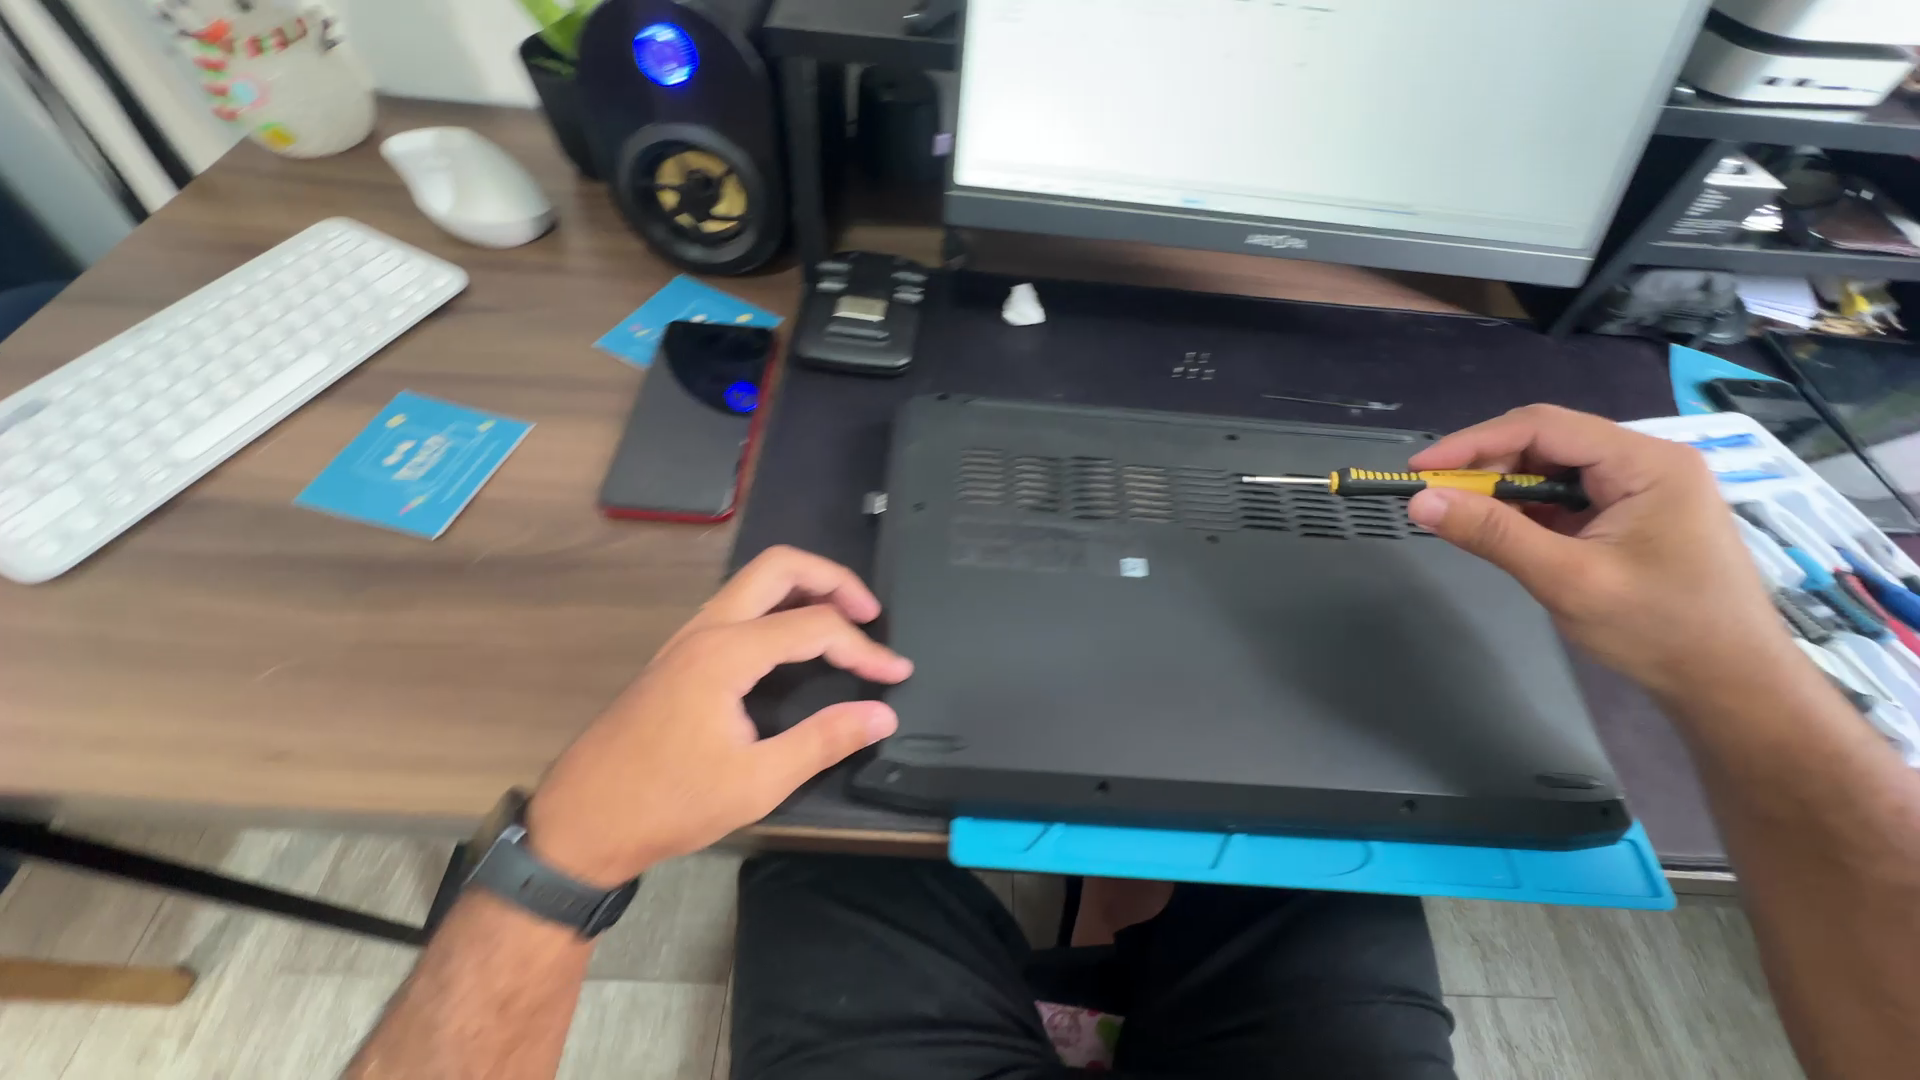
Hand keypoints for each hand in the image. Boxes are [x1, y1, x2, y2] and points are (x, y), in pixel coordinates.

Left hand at [525, 546, 911, 885]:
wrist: (581, 822)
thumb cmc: (669, 804)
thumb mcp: (758, 782)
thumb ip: (825, 740)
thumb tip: (883, 714)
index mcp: (726, 654)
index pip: (815, 626)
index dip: (864, 649)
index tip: (896, 675)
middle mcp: (706, 629)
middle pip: (779, 567)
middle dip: (834, 579)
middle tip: (870, 613)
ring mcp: (687, 637)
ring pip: (753, 580)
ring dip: (803, 587)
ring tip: (843, 620)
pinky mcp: (679, 654)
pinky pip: (737, 605)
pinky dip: (777, 606)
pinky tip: (793, 642)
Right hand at [1405, 405, 1786, 697]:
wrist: (1729, 683)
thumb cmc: (1659, 628)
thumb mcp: (1566, 580)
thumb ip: (1493, 534)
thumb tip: (1421, 502)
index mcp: (1646, 463)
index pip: (1542, 427)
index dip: (1473, 442)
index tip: (1419, 470)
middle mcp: (1645, 462)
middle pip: (1545, 441)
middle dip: (1486, 466)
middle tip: (1438, 499)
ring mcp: (1640, 488)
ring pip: (1550, 468)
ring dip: (1502, 489)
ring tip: (1466, 519)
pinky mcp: (1629, 514)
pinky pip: (1562, 495)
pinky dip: (1523, 509)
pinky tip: (1503, 531)